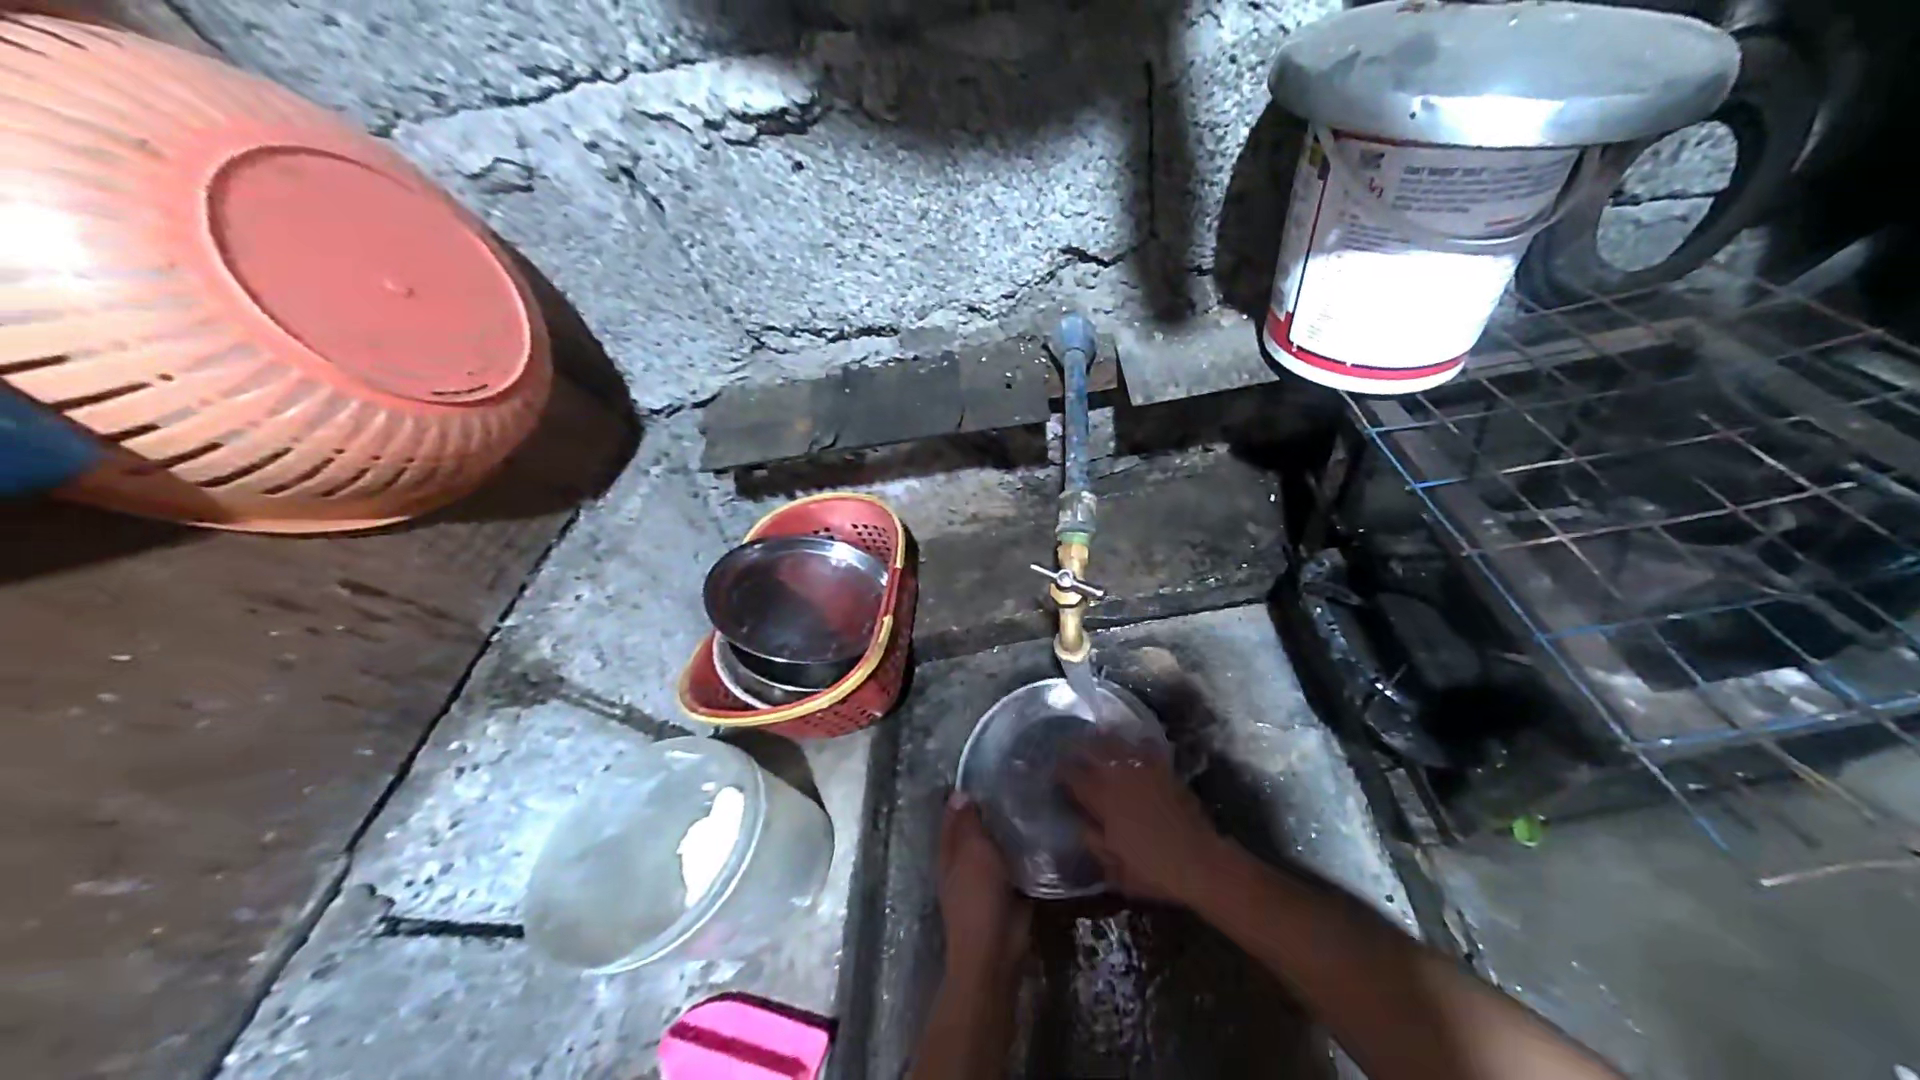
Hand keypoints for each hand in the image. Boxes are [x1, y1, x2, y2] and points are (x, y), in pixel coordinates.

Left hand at [936, 796, 1030, 980]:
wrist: (995, 951)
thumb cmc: (978, 896)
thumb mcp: (972, 852)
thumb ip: (967, 824)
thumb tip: (959, 793)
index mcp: (949, 852)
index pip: (954, 816)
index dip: (966, 796)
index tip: (988, 772)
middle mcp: (963, 864)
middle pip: (975, 831)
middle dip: (991, 811)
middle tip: (1017, 784)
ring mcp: (985, 881)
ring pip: (996, 848)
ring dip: (1008, 831)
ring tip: (1031, 804)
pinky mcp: (1007, 894)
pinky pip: (1014, 866)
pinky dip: (1023, 853)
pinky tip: (1040, 838)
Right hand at [1060, 735, 1226, 904]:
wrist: (1199, 861)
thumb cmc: (1153, 870)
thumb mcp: (1114, 868)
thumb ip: (1093, 843)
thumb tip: (1081, 827)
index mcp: (1101, 798)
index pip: (1072, 775)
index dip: (1060, 771)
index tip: (1055, 772)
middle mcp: (1118, 776)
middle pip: (1090, 749)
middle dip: (1077, 746)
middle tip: (1068, 746)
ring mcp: (1143, 769)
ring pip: (1116, 741)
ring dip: (1103, 739)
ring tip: (1096, 737)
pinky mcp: (1164, 769)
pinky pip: (1146, 746)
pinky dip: (1137, 744)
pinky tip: (1134, 746)